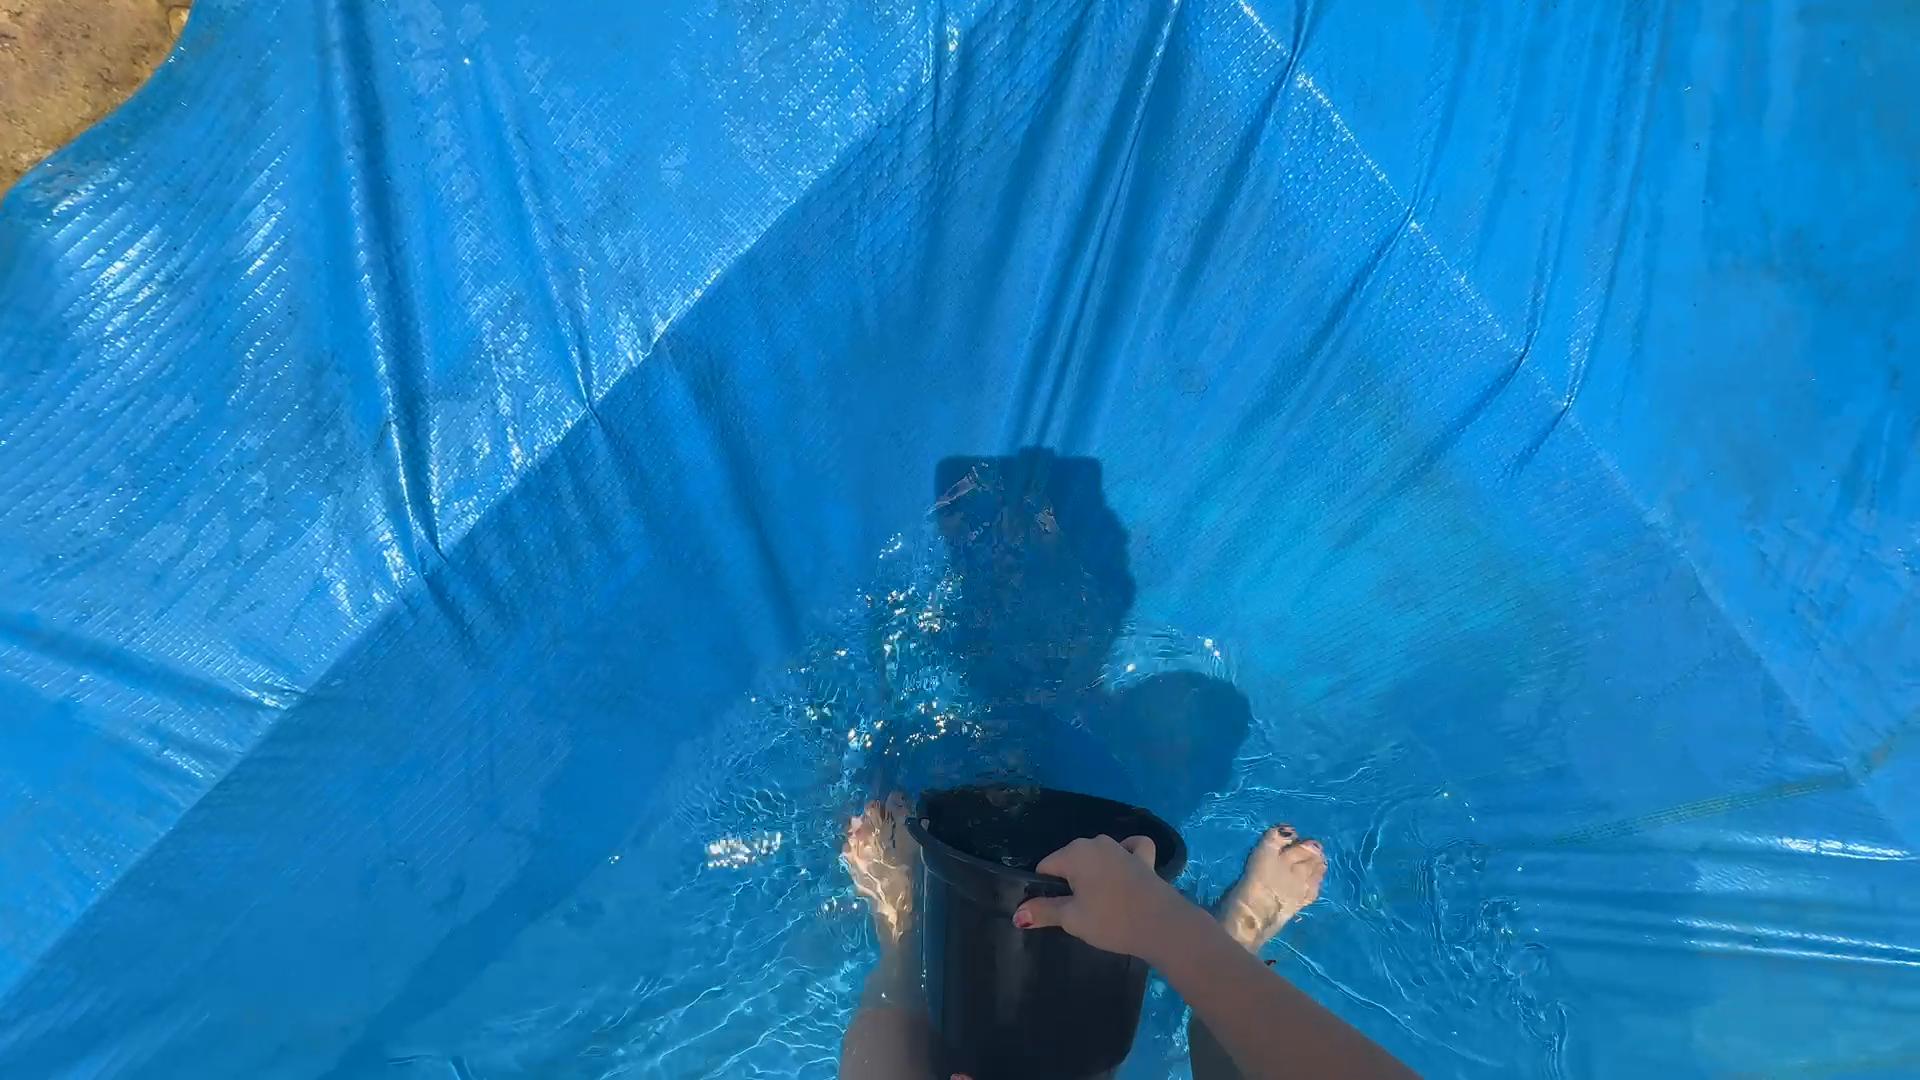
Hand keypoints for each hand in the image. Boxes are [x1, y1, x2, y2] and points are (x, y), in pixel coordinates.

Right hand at [1011, 834, 1198, 961]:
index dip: (1045, 890)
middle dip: (1070, 883)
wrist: (1162, 924)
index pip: (1046, 868)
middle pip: (1071, 861)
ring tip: (1102, 902)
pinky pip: (1130, 848)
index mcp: (1074, 852)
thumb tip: (1017, 913)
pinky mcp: (1143, 856)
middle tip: (1080, 913)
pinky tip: (1126, 868)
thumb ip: (1044, 912)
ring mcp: (1121, 846)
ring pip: (1097, 855)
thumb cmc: (1111, 920)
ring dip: (1095, 873)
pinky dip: (1126, 855)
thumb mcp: (1072, 919)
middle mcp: (1095, 841)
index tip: (1056, 912)